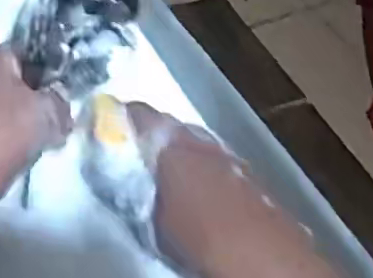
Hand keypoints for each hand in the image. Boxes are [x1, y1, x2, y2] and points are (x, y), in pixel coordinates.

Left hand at [0, 45, 72, 191]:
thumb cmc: (8, 128)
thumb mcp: (47, 111)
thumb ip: (59, 98)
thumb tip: (58, 93)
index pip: (27, 51)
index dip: (50, 68)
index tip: (67, 89)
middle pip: (20, 77)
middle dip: (43, 96)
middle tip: (63, 118)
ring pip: (13, 100)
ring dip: (33, 116)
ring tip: (51, 137)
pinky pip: (2, 117)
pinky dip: (18, 129)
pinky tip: (32, 148)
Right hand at [122, 102, 340, 277]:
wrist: (268, 265)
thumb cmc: (197, 236)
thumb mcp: (147, 215)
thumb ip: (126, 184)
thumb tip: (110, 171)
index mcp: (165, 138)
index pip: (132, 110)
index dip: (116, 117)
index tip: (104, 129)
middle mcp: (196, 137)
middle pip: (165, 123)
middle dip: (150, 135)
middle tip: (136, 156)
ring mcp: (228, 156)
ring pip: (194, 142)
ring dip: (181, 153)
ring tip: (171, 177)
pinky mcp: (254, 179)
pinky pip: (220, 164)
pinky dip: (208, 171)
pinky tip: (205, 195)